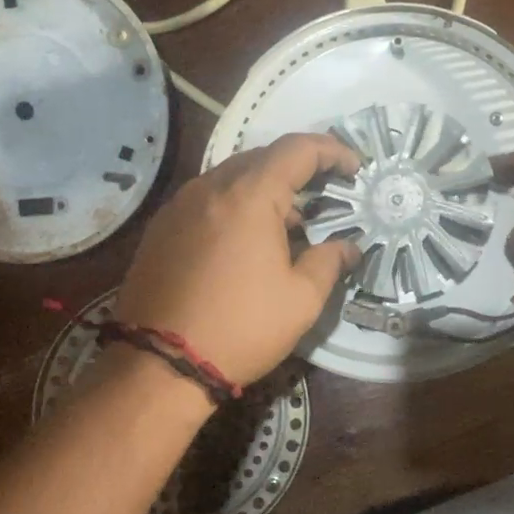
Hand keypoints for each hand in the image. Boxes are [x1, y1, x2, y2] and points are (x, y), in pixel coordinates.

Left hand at [115, 133, 361, 387]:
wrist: (159, 364)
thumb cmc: (240, 328)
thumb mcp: (301, 300)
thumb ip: (329, 262)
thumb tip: (348, 247)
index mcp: (249, 195)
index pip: (297, 149)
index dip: (332, 150)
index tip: (354, 167)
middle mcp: (210, 187)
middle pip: (262, 158)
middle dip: (299, 171)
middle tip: (327, 196)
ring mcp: (179, 206)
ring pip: (231, 178)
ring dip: (265, 190)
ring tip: (290, 224)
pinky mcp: (161, 228)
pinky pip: (207, 200)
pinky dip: (236, 207)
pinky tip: (247, 241)